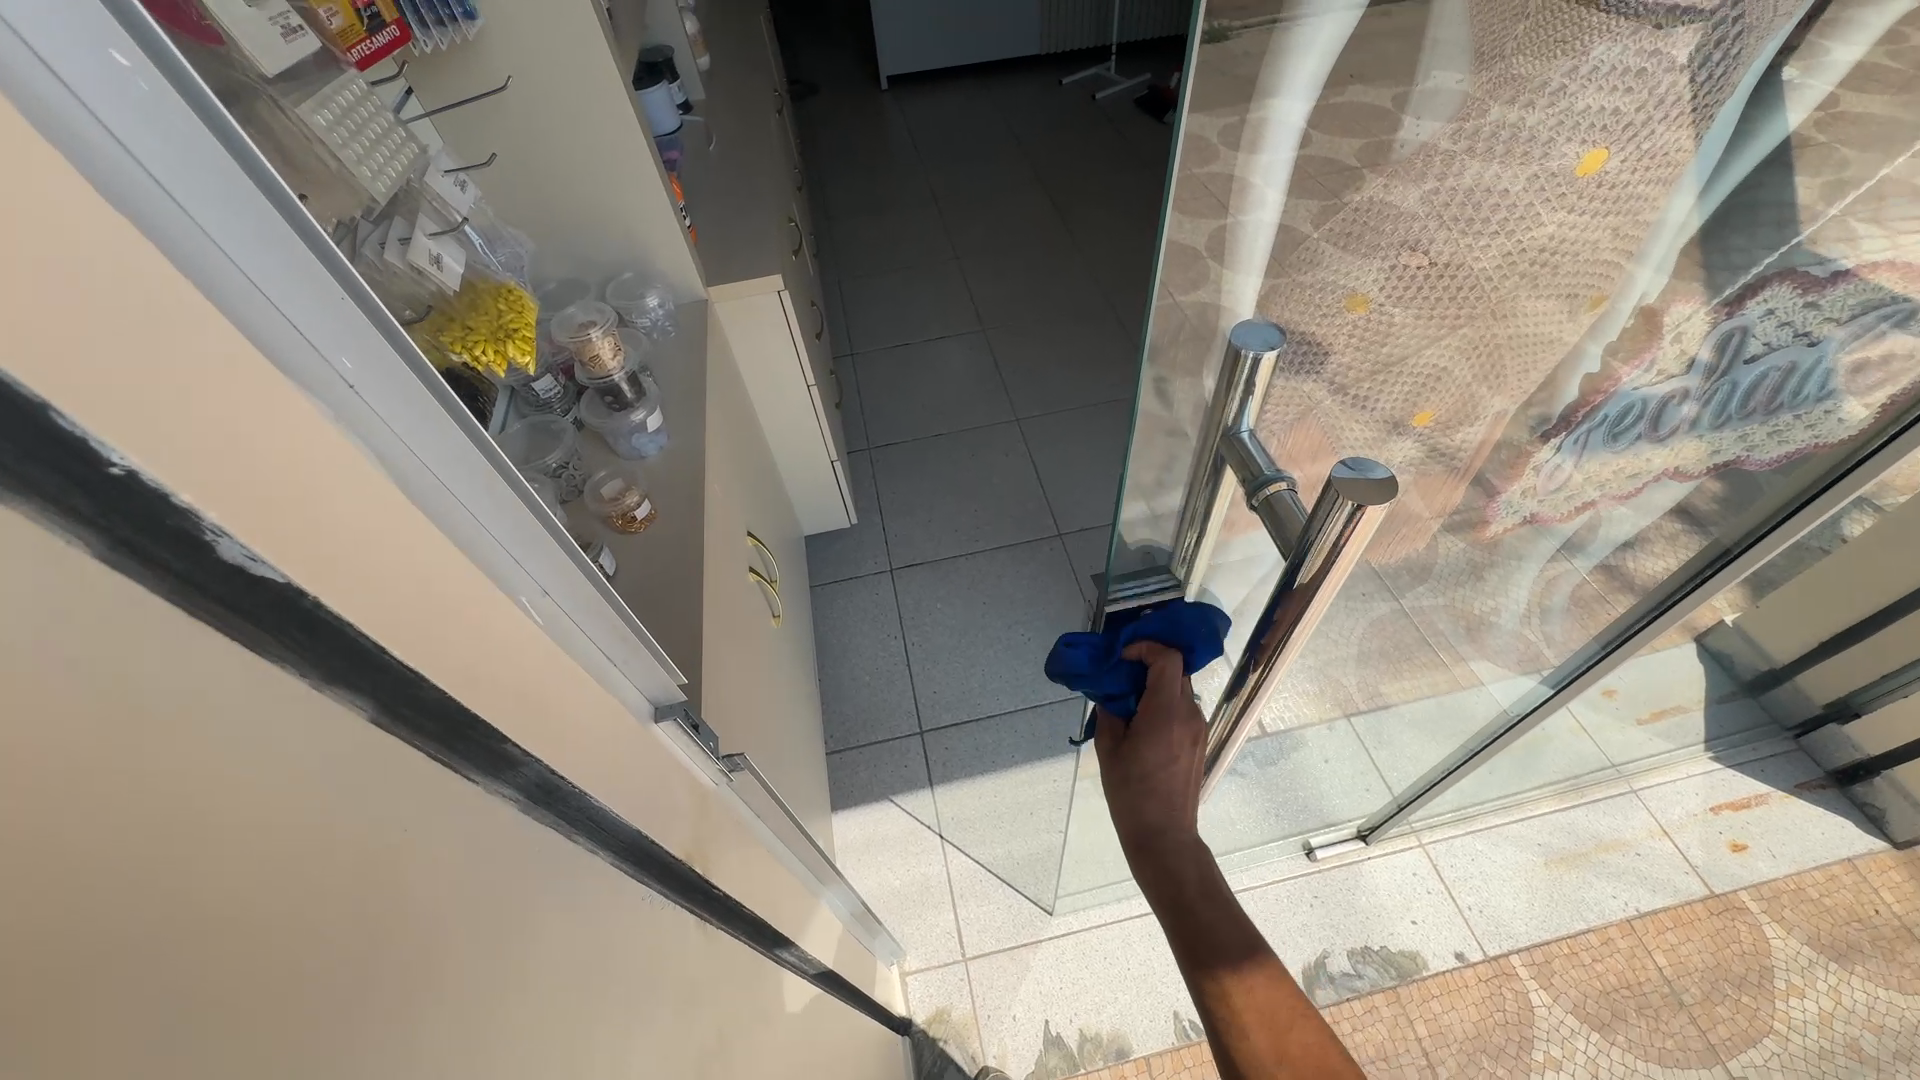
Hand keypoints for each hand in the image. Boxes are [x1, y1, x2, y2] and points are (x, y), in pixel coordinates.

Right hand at [1093, 640, 1208, 876]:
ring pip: (1180, 689)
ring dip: (1156, 685)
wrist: (1164, 835)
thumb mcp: (1108, 748)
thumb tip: (1111, 693)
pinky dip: (1164, 703)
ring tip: (1129, 700)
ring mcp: (1199, 728)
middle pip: (1176, 670)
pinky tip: (1143, 722)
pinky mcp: (1199, 741)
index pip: (1168, 658)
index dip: (1146, 647)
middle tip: (1122, 674)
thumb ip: (1109, 712)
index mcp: (1166, 711)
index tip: (1122, 657)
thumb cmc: (1131, 792)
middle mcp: (1189, 713)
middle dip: (1149, 663)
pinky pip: (1183, 709)